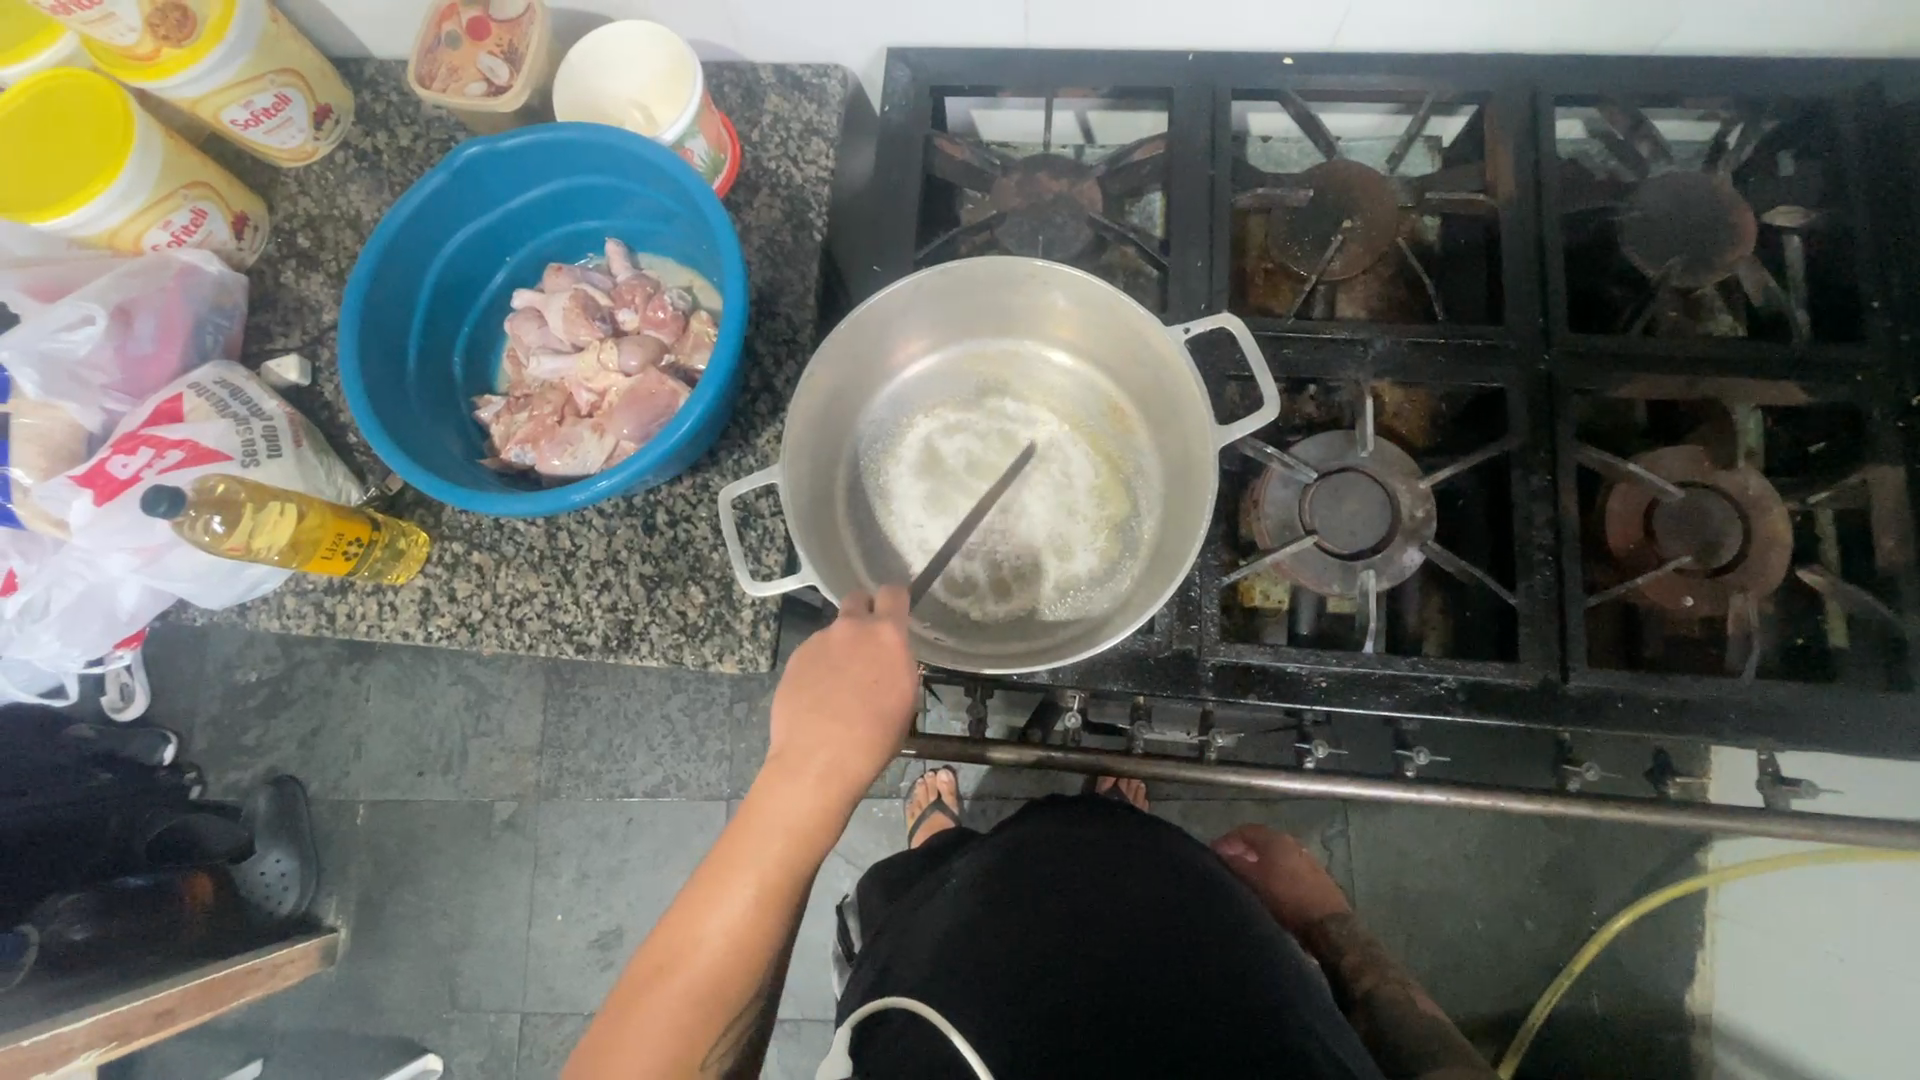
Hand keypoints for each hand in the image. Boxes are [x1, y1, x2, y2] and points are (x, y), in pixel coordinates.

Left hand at [762, 586, 919, 808]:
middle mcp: (851, 629)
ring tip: (837, 685)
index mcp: (887, 635)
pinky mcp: (795, 659)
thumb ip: (897, 665)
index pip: (893, 593)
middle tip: (865, 643)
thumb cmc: (875, 736)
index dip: (895, 600)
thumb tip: (888, 660)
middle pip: (857, 599)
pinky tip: (817, 696)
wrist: (820, 759)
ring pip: (833, 632)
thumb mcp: (905, 699)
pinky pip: (812, 653)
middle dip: (863, 613)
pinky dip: (818, 667)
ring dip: (839, 647)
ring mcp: (819, 641)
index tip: (894, 612)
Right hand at [1212, 824, 1351, 936]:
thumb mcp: (1253, 882)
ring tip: (1247, 878)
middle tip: (1228, 865)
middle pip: (1261, 840)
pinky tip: (1270, 888)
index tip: (1213, 854)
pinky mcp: (1317, 876)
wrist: (1329, 927)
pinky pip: (1288, 866)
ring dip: (1259, 862)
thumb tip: (1219, 853)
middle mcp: (1291, 842)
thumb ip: (1234, 864)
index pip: (1244, 831)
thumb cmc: (1285, 899)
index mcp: (1274, 839)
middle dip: (1242, 850)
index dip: (1226, 841)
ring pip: (1275, 854)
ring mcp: (1307, 858)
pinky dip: (1274, 871)